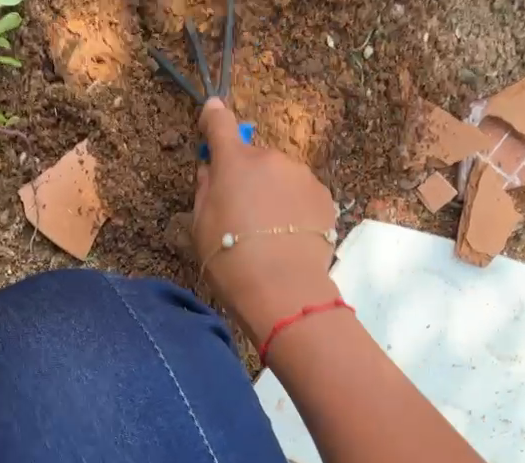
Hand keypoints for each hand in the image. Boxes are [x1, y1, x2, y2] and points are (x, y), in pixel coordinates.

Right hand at [191, 101, 341, 340]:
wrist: (281, 287)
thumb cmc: (229, 259)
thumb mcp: (200, 229)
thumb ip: (204, 192)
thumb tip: (210, 170)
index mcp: (235, 163)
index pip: (220, 126)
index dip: (213, 118)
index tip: (211, 113)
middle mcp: (271, 158)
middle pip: (254, 160)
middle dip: (246, 179)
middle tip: (238, 216)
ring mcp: (302, 176)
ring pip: (280, 178)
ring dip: (272, 196)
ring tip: (266, 235)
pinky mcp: (324, 197)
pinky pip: (301, 197)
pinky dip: (292, 211)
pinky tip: (286, 241)